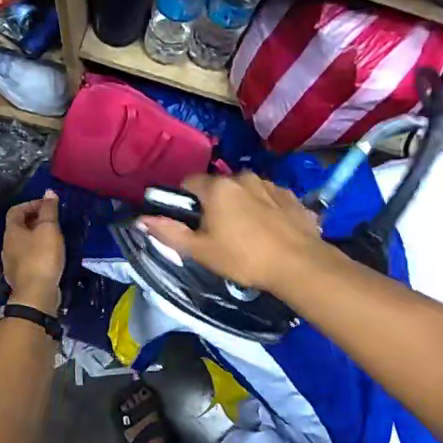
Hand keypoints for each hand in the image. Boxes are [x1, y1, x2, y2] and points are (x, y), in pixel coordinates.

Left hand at [3, 191, 64, 313]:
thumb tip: (48, 192)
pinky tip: (50, 257)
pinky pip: (27, 258)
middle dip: (35, 220)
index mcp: (11, 231)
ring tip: (54, 238)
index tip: (48, 206)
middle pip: (19, 226)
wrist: (36, 294)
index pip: (16, 210)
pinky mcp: (20, 276)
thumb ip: (49, 210)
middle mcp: (7, 245)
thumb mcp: (49, 229)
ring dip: (37, 237)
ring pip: (23, 243)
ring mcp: (11, 262)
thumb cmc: (42, 257)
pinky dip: (38, 252)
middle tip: (54, 220)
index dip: (31, 204)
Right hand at [140, 173, 331, 294]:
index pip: (189, 183)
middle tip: (217, 234)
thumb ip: (170, 232)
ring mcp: (270, 184)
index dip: (184, 202)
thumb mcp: (201, 251)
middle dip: (214, 204)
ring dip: (241, 206)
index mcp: (217, 187)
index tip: (190, 223)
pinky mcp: (292, 196)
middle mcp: (242, 177)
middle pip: (218, 187)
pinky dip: (265, 211)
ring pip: (245, 191)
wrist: (299, 265)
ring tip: (247, 235)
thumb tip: (142, 219)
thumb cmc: (243, 258)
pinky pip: (269, 199)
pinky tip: (269, 233)